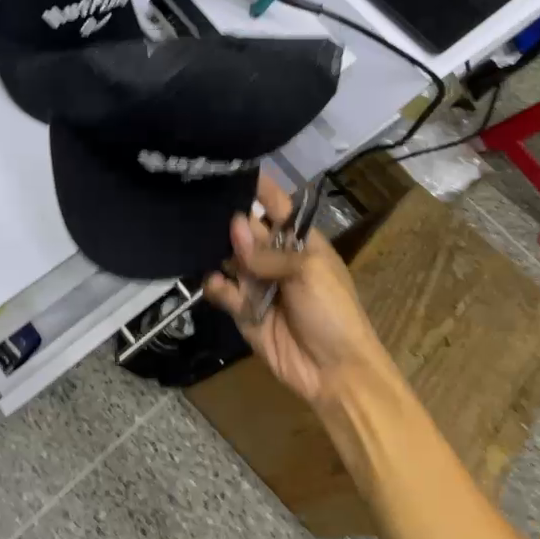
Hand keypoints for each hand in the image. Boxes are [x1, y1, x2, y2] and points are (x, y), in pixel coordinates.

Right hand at [204, 178, 390, 407]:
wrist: (335, 372)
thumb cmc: (332, 312)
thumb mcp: (308, 271)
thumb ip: (268, 251)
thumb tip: (234, 227)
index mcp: (300, 241)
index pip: (275, 203)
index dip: (256, 186)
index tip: (227, 166)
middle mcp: (275, 257)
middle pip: (244, 227)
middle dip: (227, 218)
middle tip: (204, 208)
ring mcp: (258, 283)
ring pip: (228, 256)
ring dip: (218, 251)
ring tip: (204, 244)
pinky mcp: (243, 309)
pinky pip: (223, 289)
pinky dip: (217, 285)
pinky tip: (219, 284)